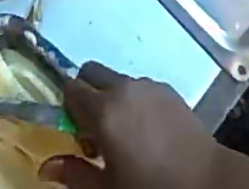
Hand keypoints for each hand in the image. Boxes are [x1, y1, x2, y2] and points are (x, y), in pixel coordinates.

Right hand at [39, 64, 219, 188]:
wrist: (202, 178)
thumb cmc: (148, 186)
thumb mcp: (106, 188)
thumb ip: (74, 174)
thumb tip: (45, 167)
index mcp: (104, 110)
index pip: (72, 87)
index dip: (67, 104)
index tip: (72, 127)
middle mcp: (124, 87)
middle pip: (92, 72)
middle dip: (86, 92)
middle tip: (92, 128)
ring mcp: (147, 84)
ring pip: (116, 79)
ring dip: (110, 96)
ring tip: (121, 133)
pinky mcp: (166, 87)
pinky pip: (138, 85)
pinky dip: (132, 98)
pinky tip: (144, 129)